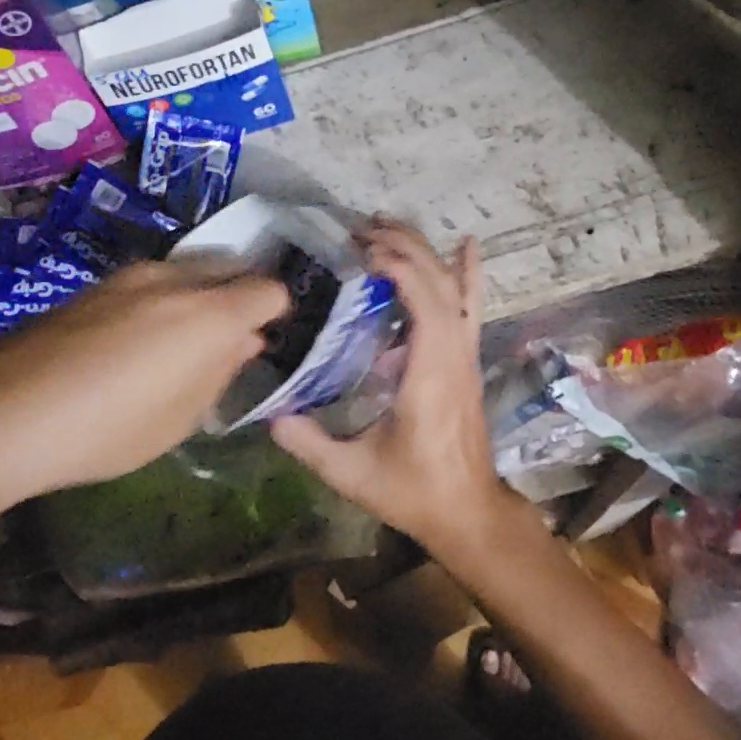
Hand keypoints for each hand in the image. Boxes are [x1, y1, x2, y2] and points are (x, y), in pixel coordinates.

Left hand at [0, 260, 288, 551]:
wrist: (2, 416)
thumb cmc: (106, 431)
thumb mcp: (178, 419)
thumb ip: (219, 371)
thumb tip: (244, 342)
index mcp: (208, 313)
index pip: (268, 290)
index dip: (276, 313)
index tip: (267, 338)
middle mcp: (174, 279)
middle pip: (229, 271)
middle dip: (238, 299)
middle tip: (229, 342)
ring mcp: (130, 276)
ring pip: (187, 273)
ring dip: (197, 299)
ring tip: (180, 346)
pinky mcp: (95, 285)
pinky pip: (150, 283)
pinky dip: (161, 302)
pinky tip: (135, 343)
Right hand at [270, 220, 515, 555]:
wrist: (468, 513)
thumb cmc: (414, 492)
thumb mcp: (352, 473)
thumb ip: (309, 443)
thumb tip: (270, 414)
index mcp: (429, 375)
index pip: (423, 303)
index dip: (398, 267)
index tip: (361, 250)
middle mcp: (453, 356)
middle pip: (438, 284)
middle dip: (404, 248)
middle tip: (362, 231)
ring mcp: (465, 356)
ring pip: (454, 289)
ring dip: (425, 253)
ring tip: (390, 226)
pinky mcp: (466, 361)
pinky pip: (470, 308)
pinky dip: (469, 273)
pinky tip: (467, 244)